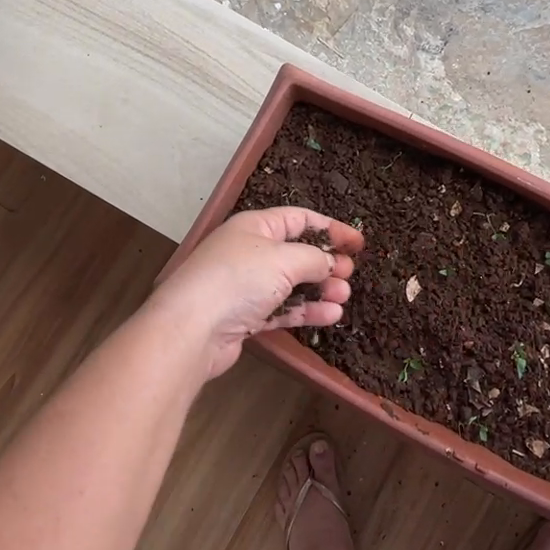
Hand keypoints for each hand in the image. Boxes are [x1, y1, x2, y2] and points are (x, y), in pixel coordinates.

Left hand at [149, 207, 362, 379]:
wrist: (191, 330)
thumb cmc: (238, 280)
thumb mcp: (284, 259)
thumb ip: (315, 258)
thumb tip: (330, 263)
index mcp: (255, 226)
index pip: (300, 219)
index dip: (330, 229)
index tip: (358, 243)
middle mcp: (250, 252)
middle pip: (297, 252)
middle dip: (326, 262)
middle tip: (349, 273)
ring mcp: (246, 286)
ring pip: (292, 284)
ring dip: (320, 289)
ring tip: (343, 296)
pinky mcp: (245, 318)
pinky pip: (282, 309)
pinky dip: (306, 311)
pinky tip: (330, 315)